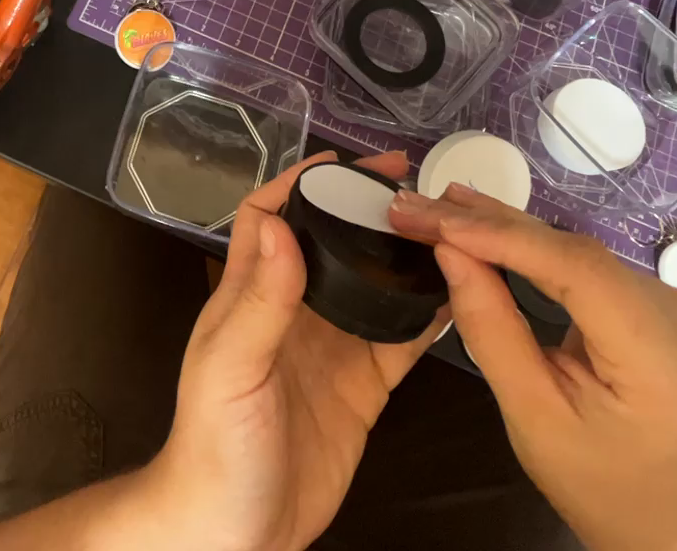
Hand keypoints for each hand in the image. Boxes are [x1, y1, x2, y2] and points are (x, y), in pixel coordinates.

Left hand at [142, 151, 448, 550]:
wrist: (236, 529)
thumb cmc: (217, 440)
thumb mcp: (232, 365)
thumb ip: (259, 299)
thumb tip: (281, 221)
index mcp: (251, 293)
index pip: (268, 218)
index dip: (296, 184)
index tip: (340, 161)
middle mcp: (292, 310)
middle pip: (328, 242)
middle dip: (361, 210)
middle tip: (412, 186)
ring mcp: (330, 347)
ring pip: (369, 286)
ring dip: (399, 258)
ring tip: (445, 229)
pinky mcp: (362, 387)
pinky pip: (398, 342)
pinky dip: (427, 319)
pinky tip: (459, 298)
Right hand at [389, 184, 676, 550]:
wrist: (657, 512)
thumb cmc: (589, 476)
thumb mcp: (528, 413)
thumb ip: (490, 328)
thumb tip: (447, 250)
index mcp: (667, 366)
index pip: (582, 274)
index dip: (506, 238)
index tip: (437, 221)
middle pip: (576, 254)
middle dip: (488, 225)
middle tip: (416, 206)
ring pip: (575, 249)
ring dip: (501, 227)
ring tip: (436, 206)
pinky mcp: (663, 299)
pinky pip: (583, 260)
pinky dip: (526, 243)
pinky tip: (481, 222)